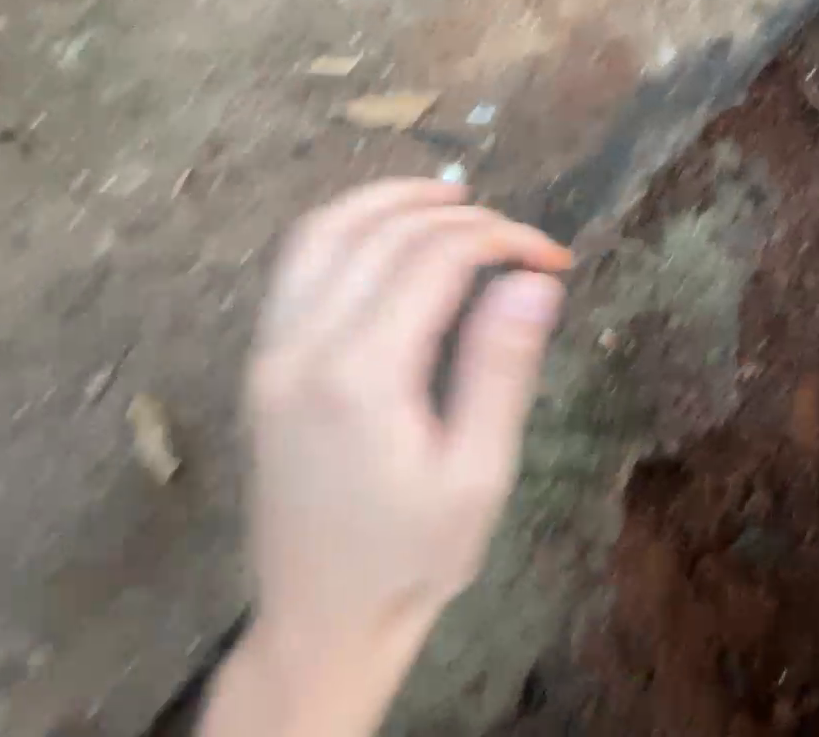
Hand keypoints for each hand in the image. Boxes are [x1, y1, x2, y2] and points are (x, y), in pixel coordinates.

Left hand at [227, 179, 571, 731]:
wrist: (320, 622)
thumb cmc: (414, 555)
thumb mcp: (478, 473)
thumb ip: (500, 368)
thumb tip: (534, 279)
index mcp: (363, 374)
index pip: (438, 257)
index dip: (505, 239)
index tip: (555, 257)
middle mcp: (303, 346)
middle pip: (384, 233)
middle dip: (462, 216)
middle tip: (518, 236)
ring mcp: (271, 351)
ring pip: (324, 232)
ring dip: (390, 200)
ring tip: (451, 195)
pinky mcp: (263, 363)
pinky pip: (298, 264)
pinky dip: (347, 226)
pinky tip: (389, 234)